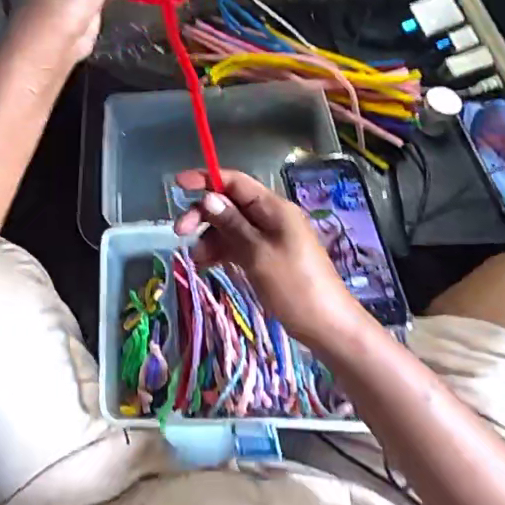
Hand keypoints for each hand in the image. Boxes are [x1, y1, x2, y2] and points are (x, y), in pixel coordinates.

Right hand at [171, 169, 370, 349]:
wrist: (327, 326)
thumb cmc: (294, 286)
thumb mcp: (258, 254)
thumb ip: (232, 224)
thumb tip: (209, 198)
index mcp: (274, 208)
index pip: (235, 182)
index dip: (206, 179)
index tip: (178, 184)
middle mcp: (271, 217)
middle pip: (229, 204)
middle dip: (203, 214)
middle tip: (179, 232)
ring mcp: (269, 238)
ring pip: (229, 226)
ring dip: (209, 237)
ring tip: (196, 259)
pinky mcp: (266, 257)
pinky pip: (237, 245)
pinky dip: (220, 251)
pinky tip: (206, 264)